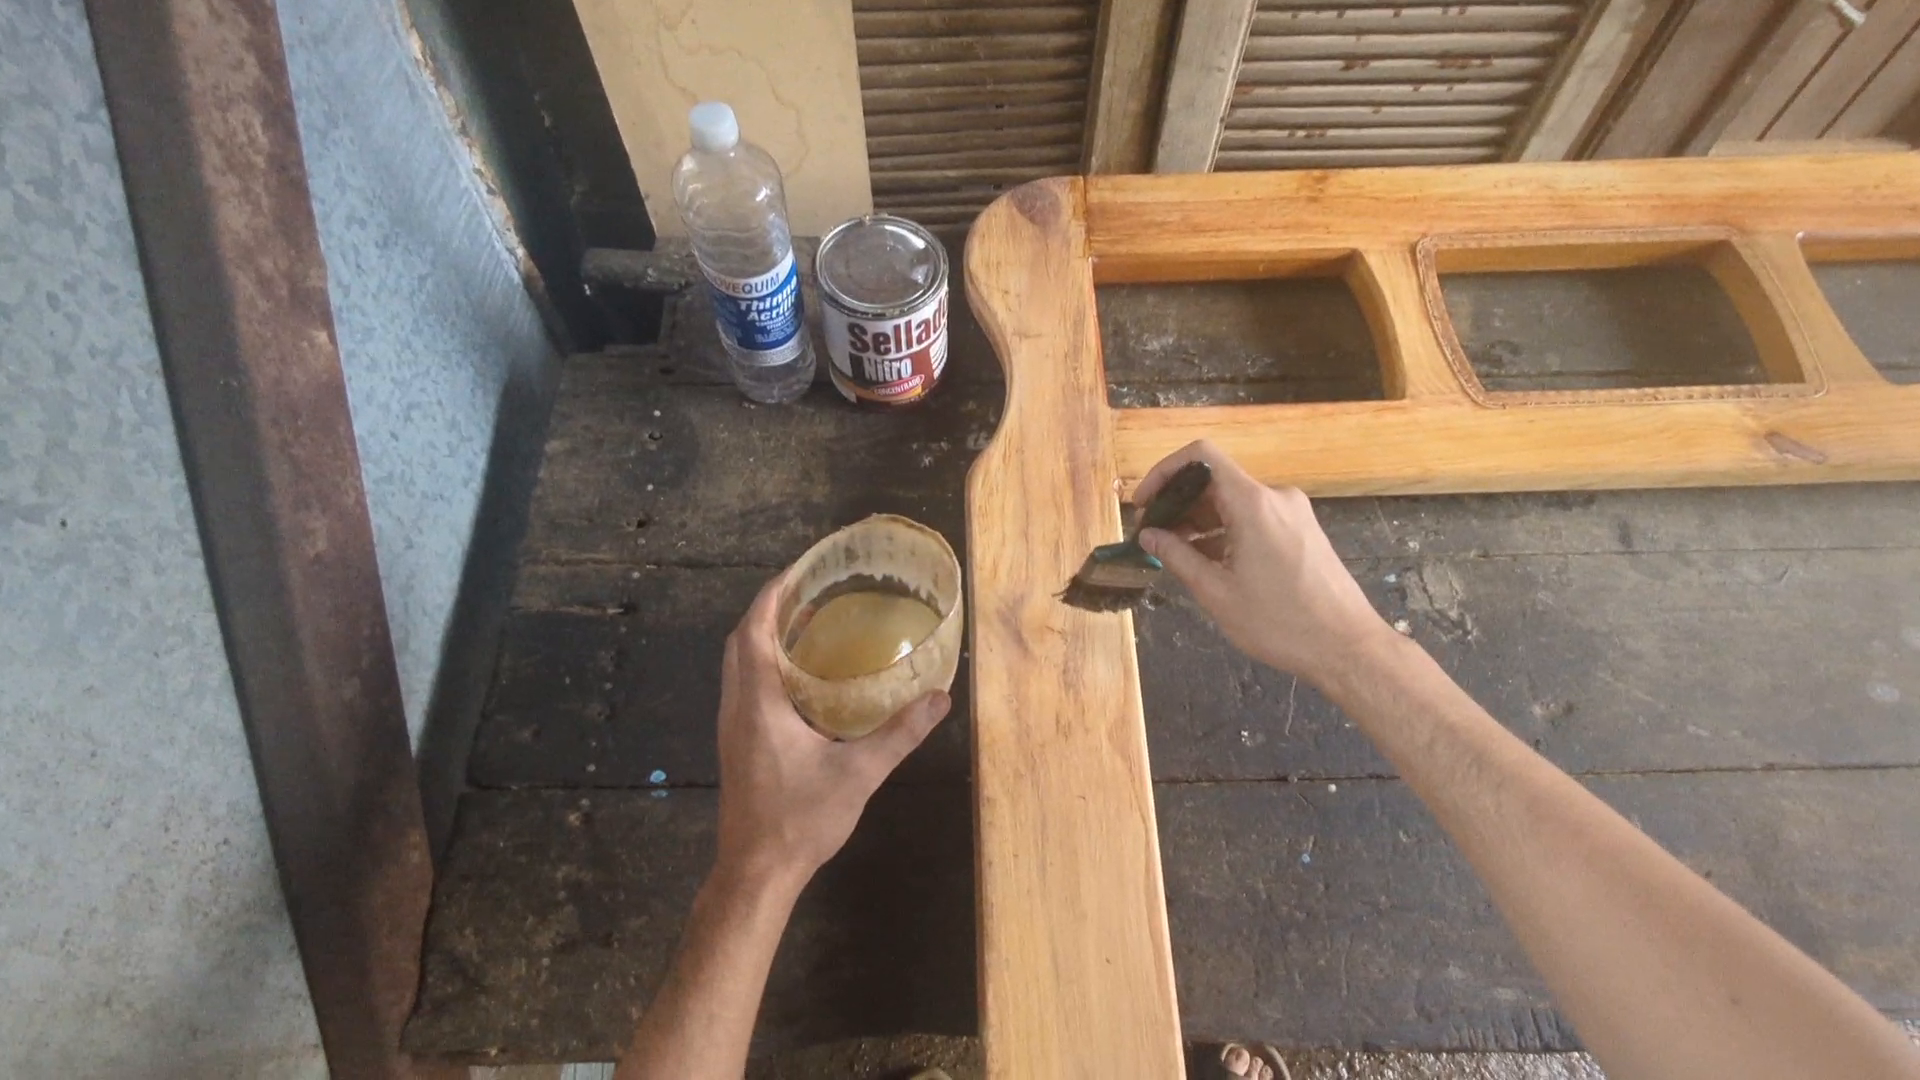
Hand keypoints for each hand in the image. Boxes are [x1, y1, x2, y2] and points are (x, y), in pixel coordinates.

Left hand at [713, 572, 951, 886]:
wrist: (755, 873)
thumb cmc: (800, 820)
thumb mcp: (858, 775)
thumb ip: (899, 734)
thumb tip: (939, 697)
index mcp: (759, 703)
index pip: (754, 632)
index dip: (771, 596)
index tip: (797, 571)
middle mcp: (737, 707)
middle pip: (740, 642)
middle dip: (769, 610)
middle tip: (808, 593)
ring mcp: (731, 727)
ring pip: (737, 665)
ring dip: (763, 637)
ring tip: (806, 624)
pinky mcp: (736, 743)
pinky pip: (742, 685)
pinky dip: (763, 664)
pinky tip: (798, 677)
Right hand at [1135, 440, 1386, 686]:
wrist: (1348, 648)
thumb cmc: (1279, 623)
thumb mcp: (1216, 593)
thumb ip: (1177, 556)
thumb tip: (1149, 535)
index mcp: (1253, 504)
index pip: (1200, 457)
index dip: (1164, 472)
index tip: (1144, 504)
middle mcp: (1275, 497)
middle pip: (1215, 480)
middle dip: (1177, 503)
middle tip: (1151, 535)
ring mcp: (1292, 513)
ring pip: (1232, 502)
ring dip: (1199, 521)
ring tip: (1174, 553)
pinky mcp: (1300, 530)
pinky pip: (1252, 518)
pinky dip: (1224, 531)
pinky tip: (1207, 561)